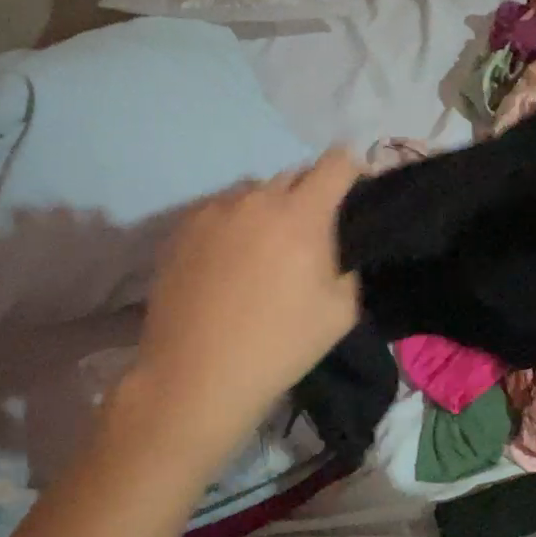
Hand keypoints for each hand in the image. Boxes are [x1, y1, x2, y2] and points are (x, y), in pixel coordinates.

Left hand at [123, 148, 361, 438]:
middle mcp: (255, 199)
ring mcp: (212, 211)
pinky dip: (233, 229)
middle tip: (310, 240)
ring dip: (268, 213)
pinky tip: (229, 268)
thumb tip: (336, 246)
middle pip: (293, 176)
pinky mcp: (180, 229)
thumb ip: (348, 265)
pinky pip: (219, 214)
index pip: (337, 163)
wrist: (198, 373)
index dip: (353, 171)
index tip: (355, 194)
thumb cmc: (280, 345)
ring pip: (253, 195)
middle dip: (310, 198)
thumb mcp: (341, 312)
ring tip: (264, 256)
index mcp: (301, 215)